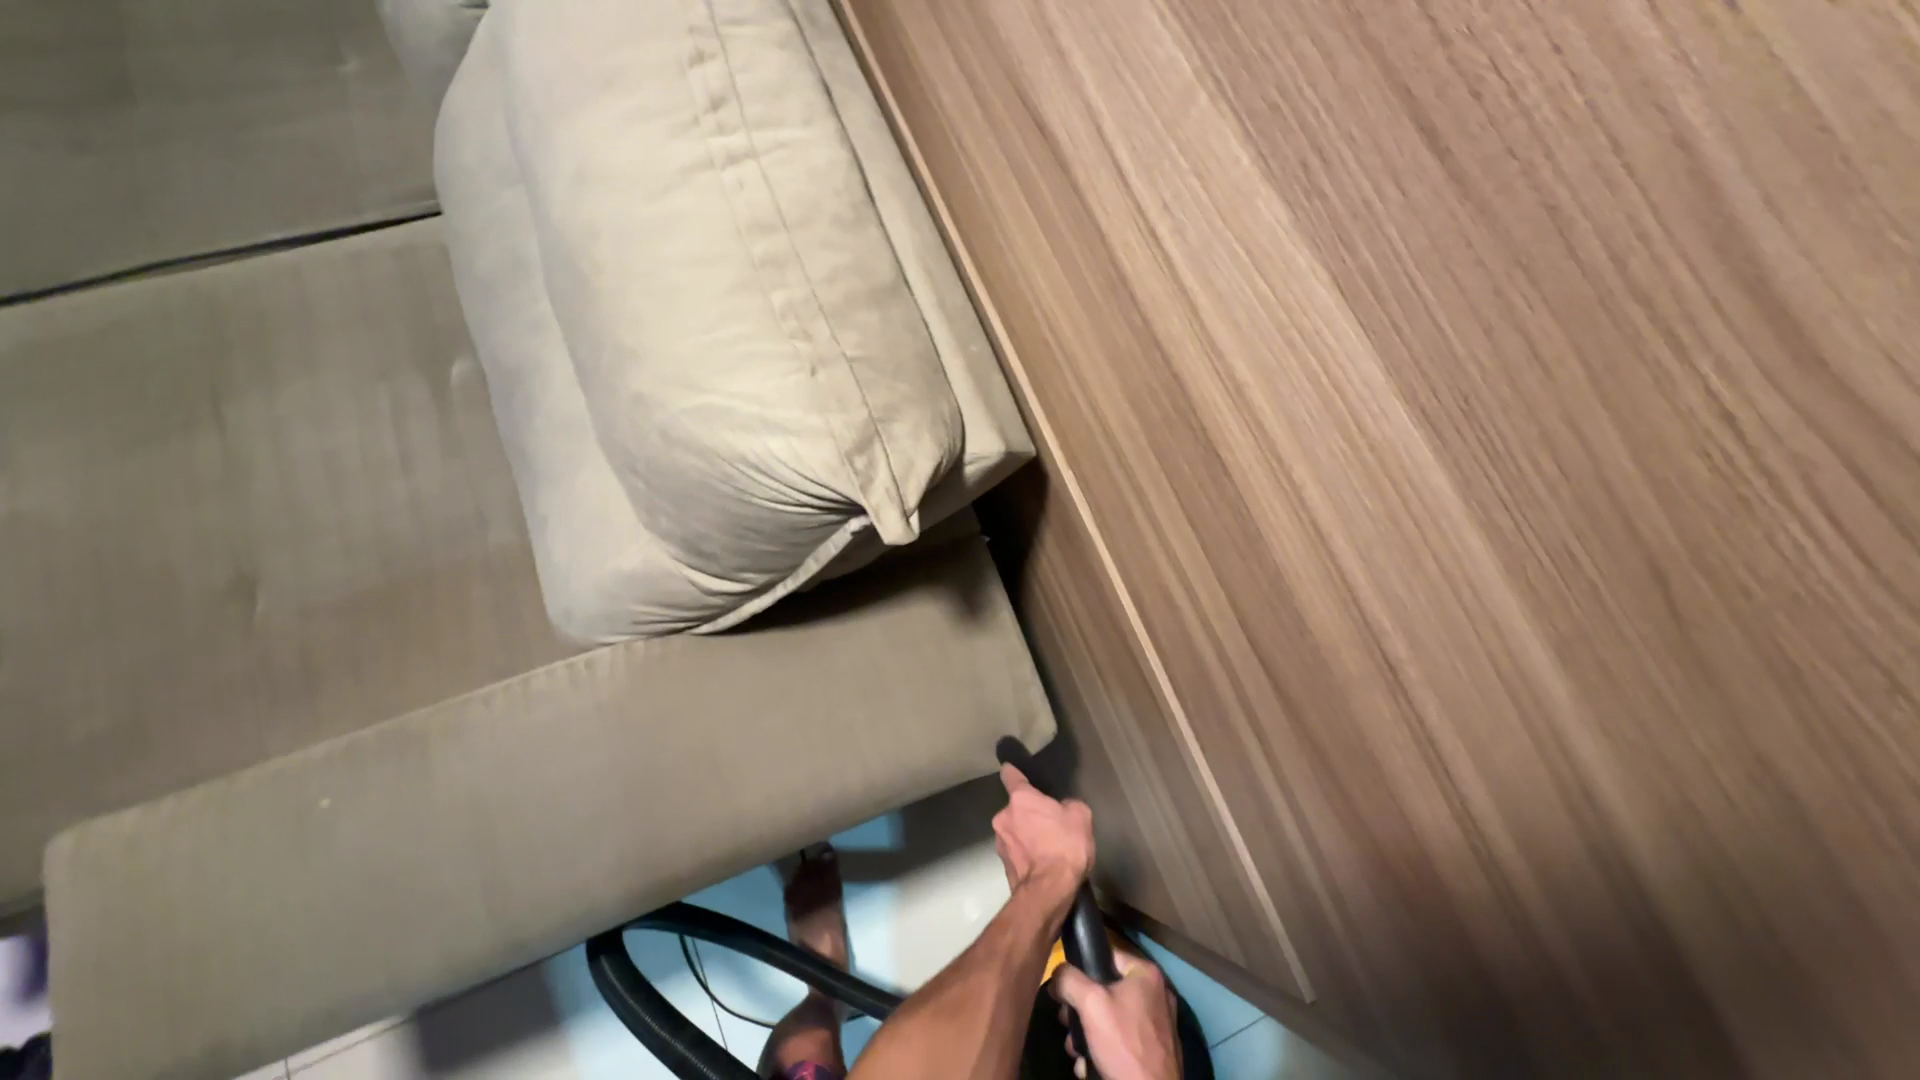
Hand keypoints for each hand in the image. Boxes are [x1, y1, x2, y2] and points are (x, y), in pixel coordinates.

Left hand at [993, 764, 1093, 901]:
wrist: (1048, 891)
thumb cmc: (1064, 846)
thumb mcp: (1080, 817)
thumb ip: (1069, 805)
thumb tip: (1062, 808)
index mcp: (1020, 799)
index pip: (1010, 776)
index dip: (1013, 772)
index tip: (1012, 770)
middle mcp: (1003, 816)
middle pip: (1016, 808)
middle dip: (1029, 814)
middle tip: (1048, 825)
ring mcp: (1000, 841)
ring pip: (1014, 831)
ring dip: (1026, 835)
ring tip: (1048, 849)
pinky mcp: (1003, 864)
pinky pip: (1016, 851)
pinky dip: (1026, 854)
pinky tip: (1042, 864)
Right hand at [1050, 950, 1181, 1079]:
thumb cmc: (1124, 1043)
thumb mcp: (1090, 1003)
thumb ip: (1068, 979)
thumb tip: (1057, 974)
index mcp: (1146, 974)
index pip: (1105, 955)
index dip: (1080, 969)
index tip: (1064, 990)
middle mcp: (1155, 994)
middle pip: (1104, 989)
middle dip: (1080, 1009)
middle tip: (1068, 1024)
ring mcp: (1155, 1024)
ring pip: (1109, 1017)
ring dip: (1086, 1033)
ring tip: (1076, 1050)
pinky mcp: (1152, 1050)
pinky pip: (1120, 1039)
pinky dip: (1102, 1049)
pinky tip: (1090, 1065)